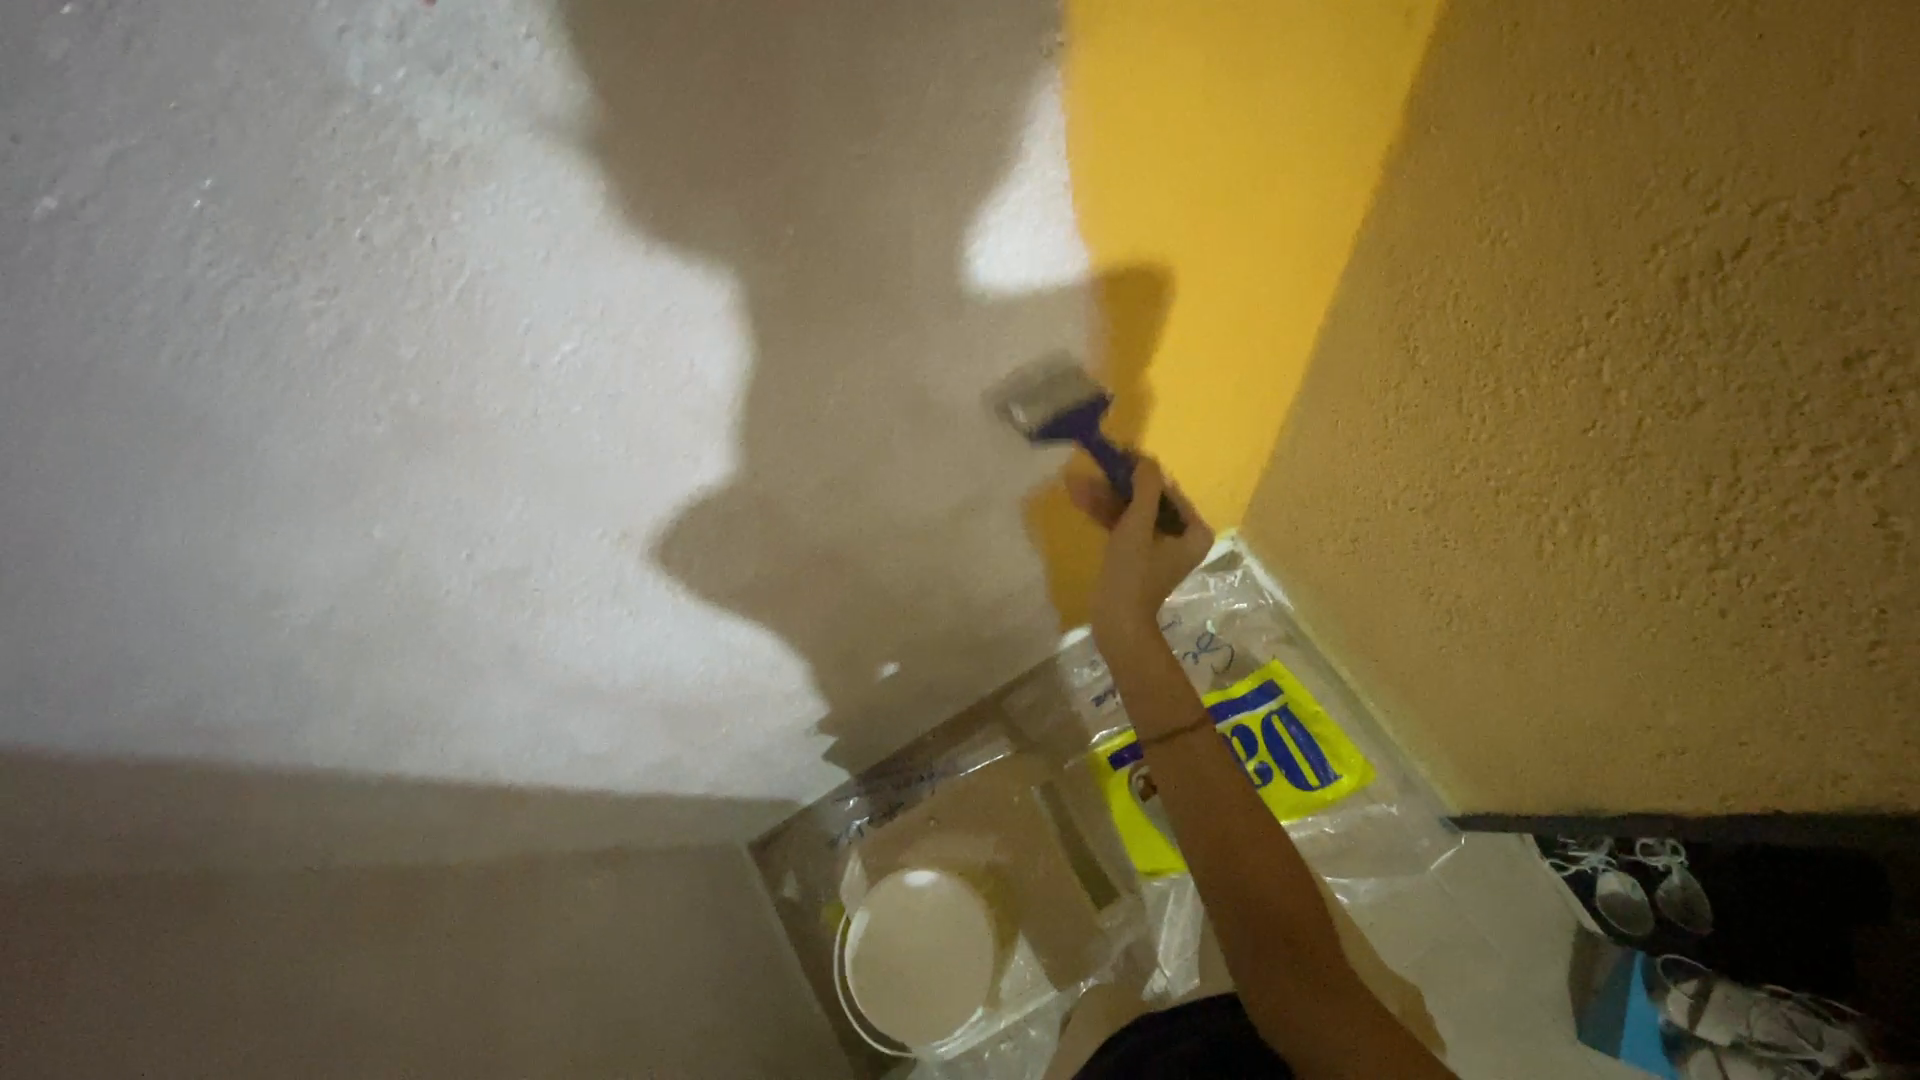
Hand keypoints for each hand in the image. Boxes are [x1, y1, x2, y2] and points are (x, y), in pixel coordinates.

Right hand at [1066, 459, 1214, 644]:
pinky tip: (1080, 499)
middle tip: (1094, 466)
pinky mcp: (1138, 557)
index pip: (1167, 491)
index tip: (1116, 454)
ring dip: (1105, 498)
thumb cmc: (1133, 574)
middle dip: (1116, 486)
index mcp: (1194, 531)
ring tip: (1076, 482)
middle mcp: (1182, 537)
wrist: (1117, 622)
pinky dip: (1105, 515)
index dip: (1141, 472)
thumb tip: (1146, 458)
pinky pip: (1124, 528)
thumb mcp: (1138, 526)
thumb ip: (1145, 488)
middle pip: (1148, 501)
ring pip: (1132, 513)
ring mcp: (1159, 548)